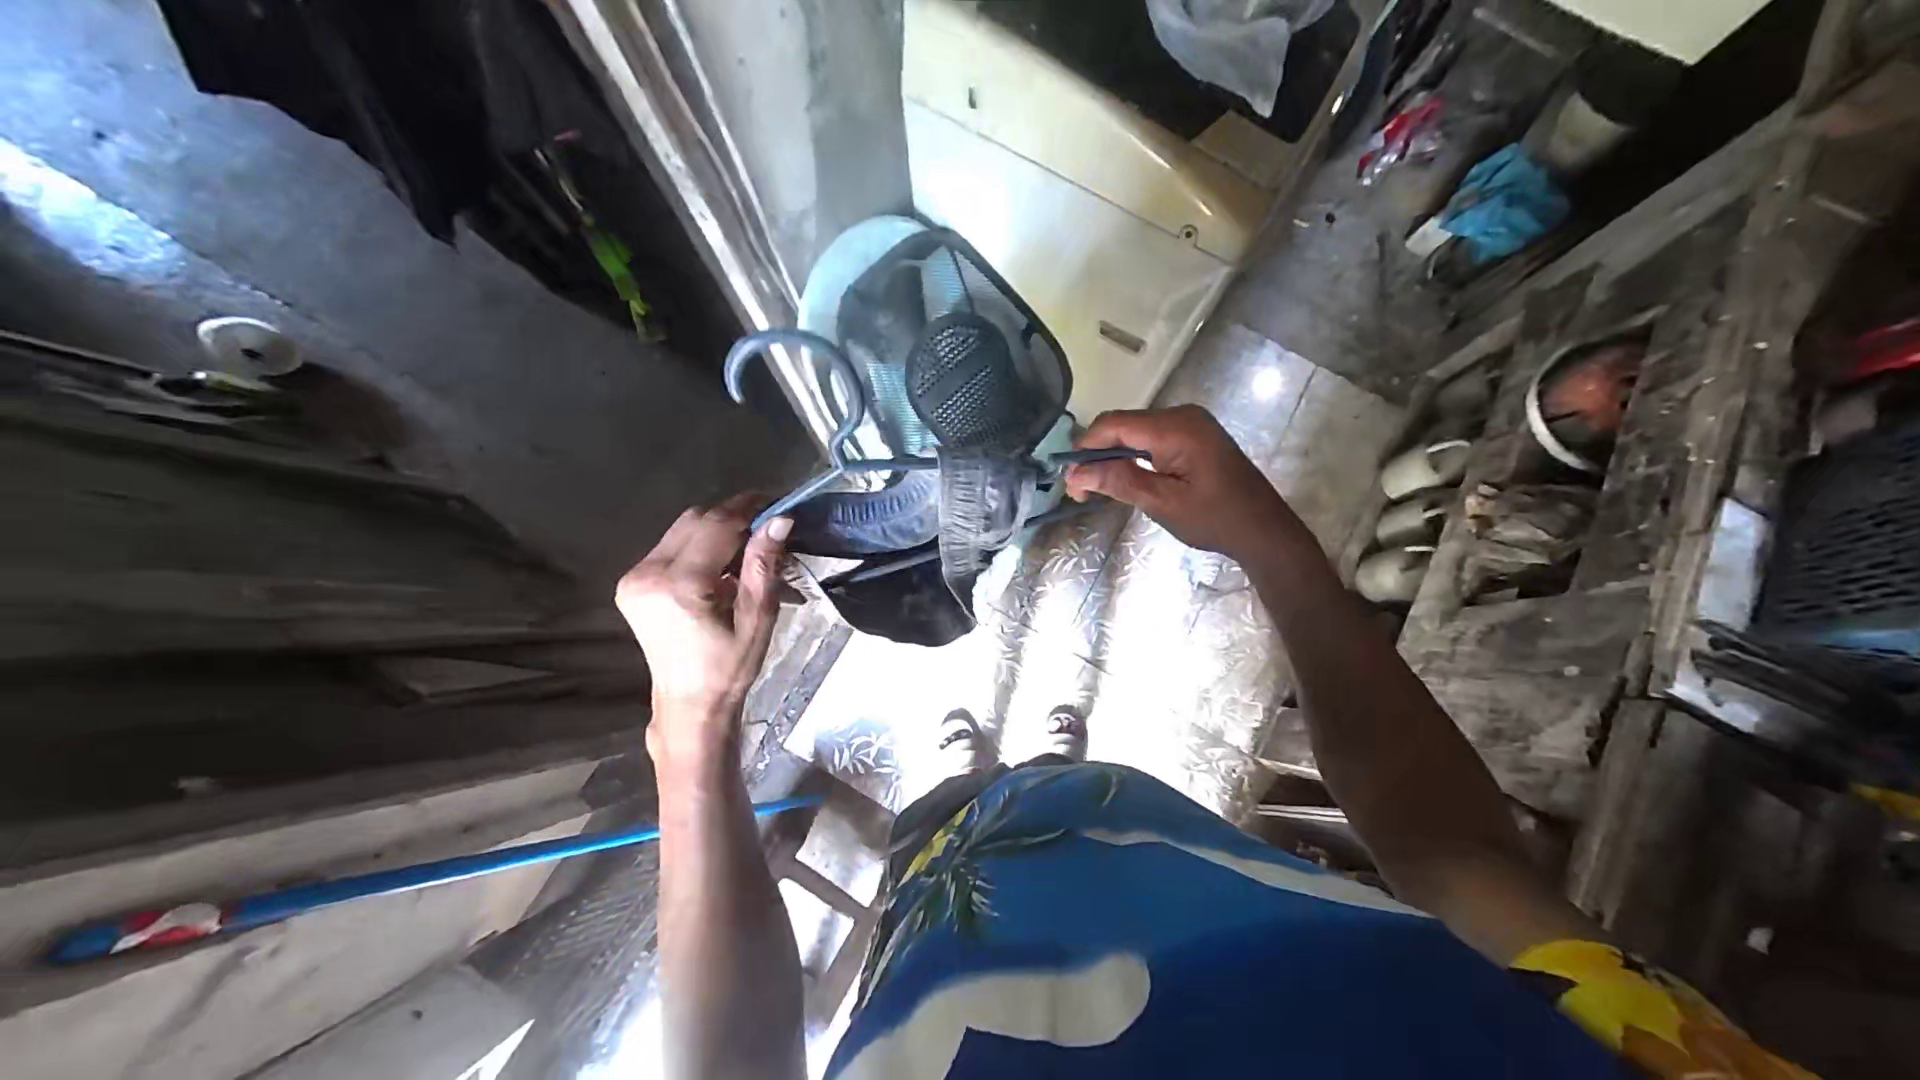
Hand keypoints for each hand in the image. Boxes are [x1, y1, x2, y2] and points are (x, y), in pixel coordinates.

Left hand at [616, 494, 790, 764]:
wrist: (689, 704)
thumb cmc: (729, 668)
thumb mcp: (756, 618)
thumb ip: (764, 565)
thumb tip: (780, 520)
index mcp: (679, 585)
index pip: (716, 525)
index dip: (747, 508)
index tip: (776, 502)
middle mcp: (647, 574)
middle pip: (695, 520)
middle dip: (733, 517)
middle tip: (766, 528)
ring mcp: (634, 578)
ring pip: (682, 529)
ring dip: (716, 530)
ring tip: (747, 550)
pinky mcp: (632, 583)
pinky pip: (671, 546)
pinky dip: (700, 545)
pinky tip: (721, 566)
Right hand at [1063, 405, 1310, 561]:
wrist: (1264, 529)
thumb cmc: (1215, 519)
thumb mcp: (1162, 503)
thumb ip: (1118, 482)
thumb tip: (1075, 474)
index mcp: (1176, 428)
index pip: (1114, 424)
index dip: (1085, 449)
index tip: (1070, 480)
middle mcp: (1181, 415)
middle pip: (1122, 425)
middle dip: (1096, 455)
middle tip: (1080, 491)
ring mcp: (1190, 423)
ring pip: (1133, 431)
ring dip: (1112, 456)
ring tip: (1096, 488)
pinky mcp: (1193, 434)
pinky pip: (1150, 437)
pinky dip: (1132, 455)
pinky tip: (1124, 478)